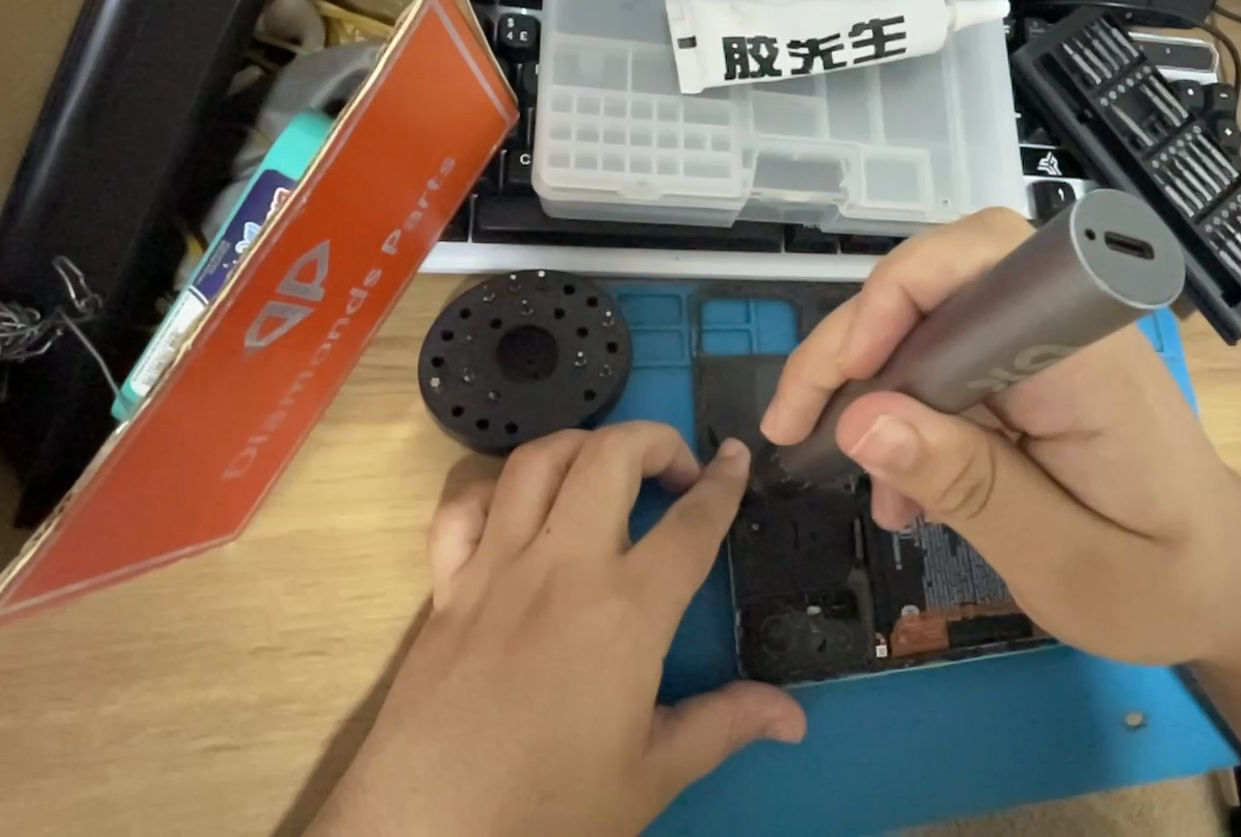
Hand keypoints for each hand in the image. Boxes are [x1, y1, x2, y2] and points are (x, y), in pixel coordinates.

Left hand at [309, 424, 805, 836]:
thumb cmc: (549, 810)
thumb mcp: (651, 775)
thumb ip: (724, 725)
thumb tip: (793, 716)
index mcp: (626, 611)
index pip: (690, 524)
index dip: (723, 483)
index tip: (736, 456)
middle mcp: (562, 567)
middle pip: (610, 456)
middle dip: (655, 441)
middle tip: (676, 471)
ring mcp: (497, 567)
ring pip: (538, 460)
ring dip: (583, 446)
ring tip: (607, 471)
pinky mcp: (446, 586)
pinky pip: (464, 507)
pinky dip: (496, 490)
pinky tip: (519, 510)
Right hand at [760, 208, 1240, 667]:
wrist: (1229, 588)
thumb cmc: (1167, 583)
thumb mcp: (1065, 561)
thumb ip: (970, 487)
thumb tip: (861, 421)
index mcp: (1086, 359)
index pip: (984, 259)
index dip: (900, 292)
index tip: (850, 377)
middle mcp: (1058, 333)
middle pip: (934, 284)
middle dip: (852, 344)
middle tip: (796, 423)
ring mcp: (1038, 351)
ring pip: (924, 326)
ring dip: (866, 386)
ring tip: (834, 464)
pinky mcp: (1022, 377)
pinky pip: (940, 370)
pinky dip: (899, 417)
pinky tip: (895, 487)